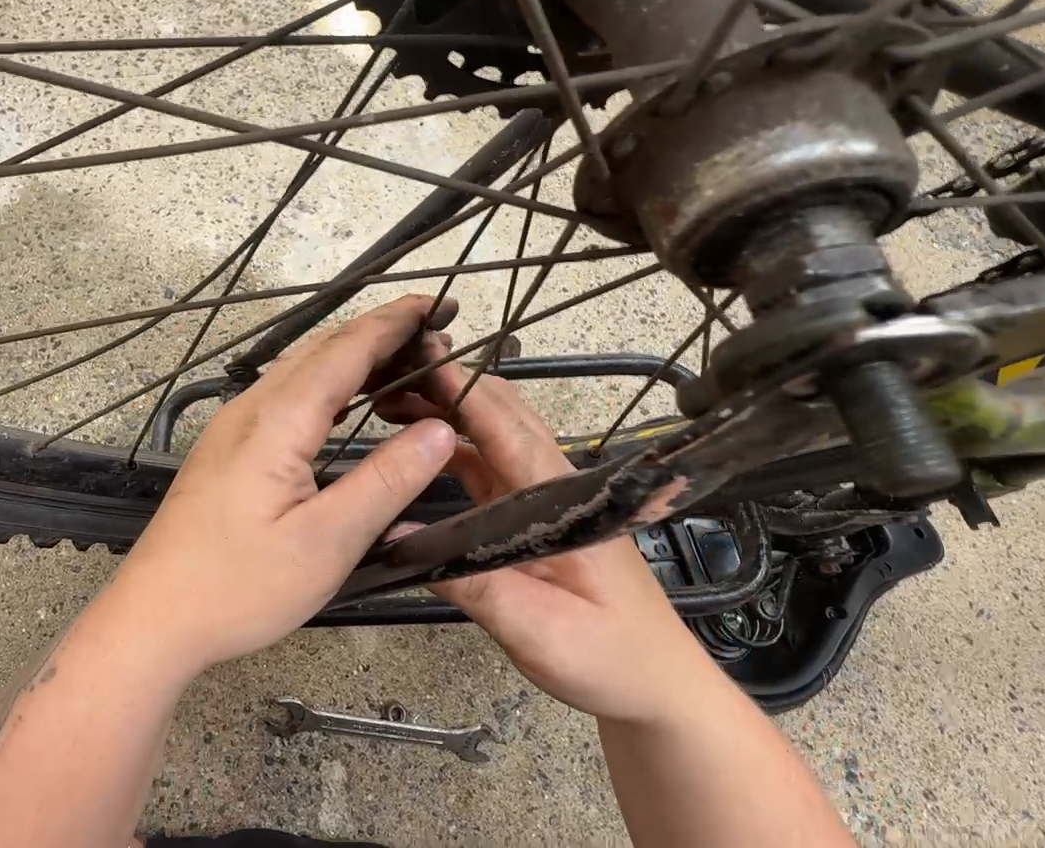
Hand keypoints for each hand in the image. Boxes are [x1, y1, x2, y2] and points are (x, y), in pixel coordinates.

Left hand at [102, 295, 459, 674]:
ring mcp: (234, 425)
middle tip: (433, 336)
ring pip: (300, 369)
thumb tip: (440, 431)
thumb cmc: (239, 586)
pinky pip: (286, 394)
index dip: (393, 323)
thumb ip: (385, 481)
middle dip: (378, 334)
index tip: (438, 304)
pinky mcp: (228, 447)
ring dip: (352, 357)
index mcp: (278, 420)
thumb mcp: (326, 541)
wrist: (155, 615)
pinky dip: (327, 385)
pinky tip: (347, 403)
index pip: (345, 350)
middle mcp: (251, 408)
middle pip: (321, 350)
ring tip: (403, 363)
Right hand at [377, 347, 729, 726]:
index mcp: (563, 498)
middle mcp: (554, 484)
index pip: (508, 429)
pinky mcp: (532, 514)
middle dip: (450, 387)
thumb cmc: (608, 658)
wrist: (654, 683)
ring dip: (450, 411)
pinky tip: (422, 446)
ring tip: (395, 401)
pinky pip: (489, 464)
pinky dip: (455, 445)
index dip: (464, 392)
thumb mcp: (541, 632)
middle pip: (503, 414)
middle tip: (390, 376)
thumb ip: (475, 585)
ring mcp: (543, 496)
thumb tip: (394, 539)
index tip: (421, 360)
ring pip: (495, 433)